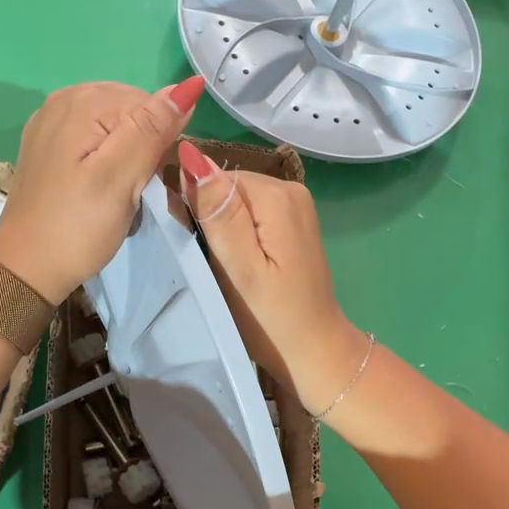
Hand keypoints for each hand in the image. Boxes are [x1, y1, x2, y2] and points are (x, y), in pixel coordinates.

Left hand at [0, 77, 203, 301]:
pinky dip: (105, 159)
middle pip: (132, 111)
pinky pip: (93, 138)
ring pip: (115, 126)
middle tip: (130, 190)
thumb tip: (189, 85)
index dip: (158, 143)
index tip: (144, 181)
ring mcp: (51, 121)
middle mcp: (64, 98)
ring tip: (115, 191)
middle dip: (142, 147)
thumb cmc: (78, 225)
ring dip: (126, 156)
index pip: (151, 104)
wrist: (27, 267)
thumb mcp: (121, 178)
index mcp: (83, 101)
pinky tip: (97, 185)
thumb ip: (153, 128)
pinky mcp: (47, 145)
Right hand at [177, 140, 367, 415]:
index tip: (195, 245)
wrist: (313, 351)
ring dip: (222, 227)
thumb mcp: (239, 268)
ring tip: (221, 265)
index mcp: (278, 196)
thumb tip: (195, 158)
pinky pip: (251, 213)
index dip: (197, 206)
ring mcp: (295, 207)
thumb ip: (219, 214)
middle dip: (210, 216)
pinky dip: (237, 234)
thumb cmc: (270, 317)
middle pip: (229, 186)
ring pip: (237, 200)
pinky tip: (236, 262)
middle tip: (209, 261)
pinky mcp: (291, 224)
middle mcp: (291, 190)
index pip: (217, 177)